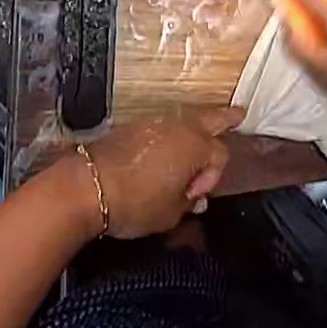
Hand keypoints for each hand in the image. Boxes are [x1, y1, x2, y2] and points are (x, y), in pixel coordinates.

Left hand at [76, 107, 238, 238]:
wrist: (87, 186)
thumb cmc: (135, 202)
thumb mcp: (170, 213)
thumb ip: (188, 201)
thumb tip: (193, 197)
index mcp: (194, 145)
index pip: (219, 155)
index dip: (212, 177)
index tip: (194, 197)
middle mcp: (177, 126)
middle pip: (209, 118)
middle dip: (225, 118)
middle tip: (239, 115)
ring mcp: (152, 122)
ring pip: (183, 120)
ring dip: (194, 127)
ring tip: (202, 134)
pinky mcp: (131, 126)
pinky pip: (161, 126)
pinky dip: (170, 134)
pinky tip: (168, 147)